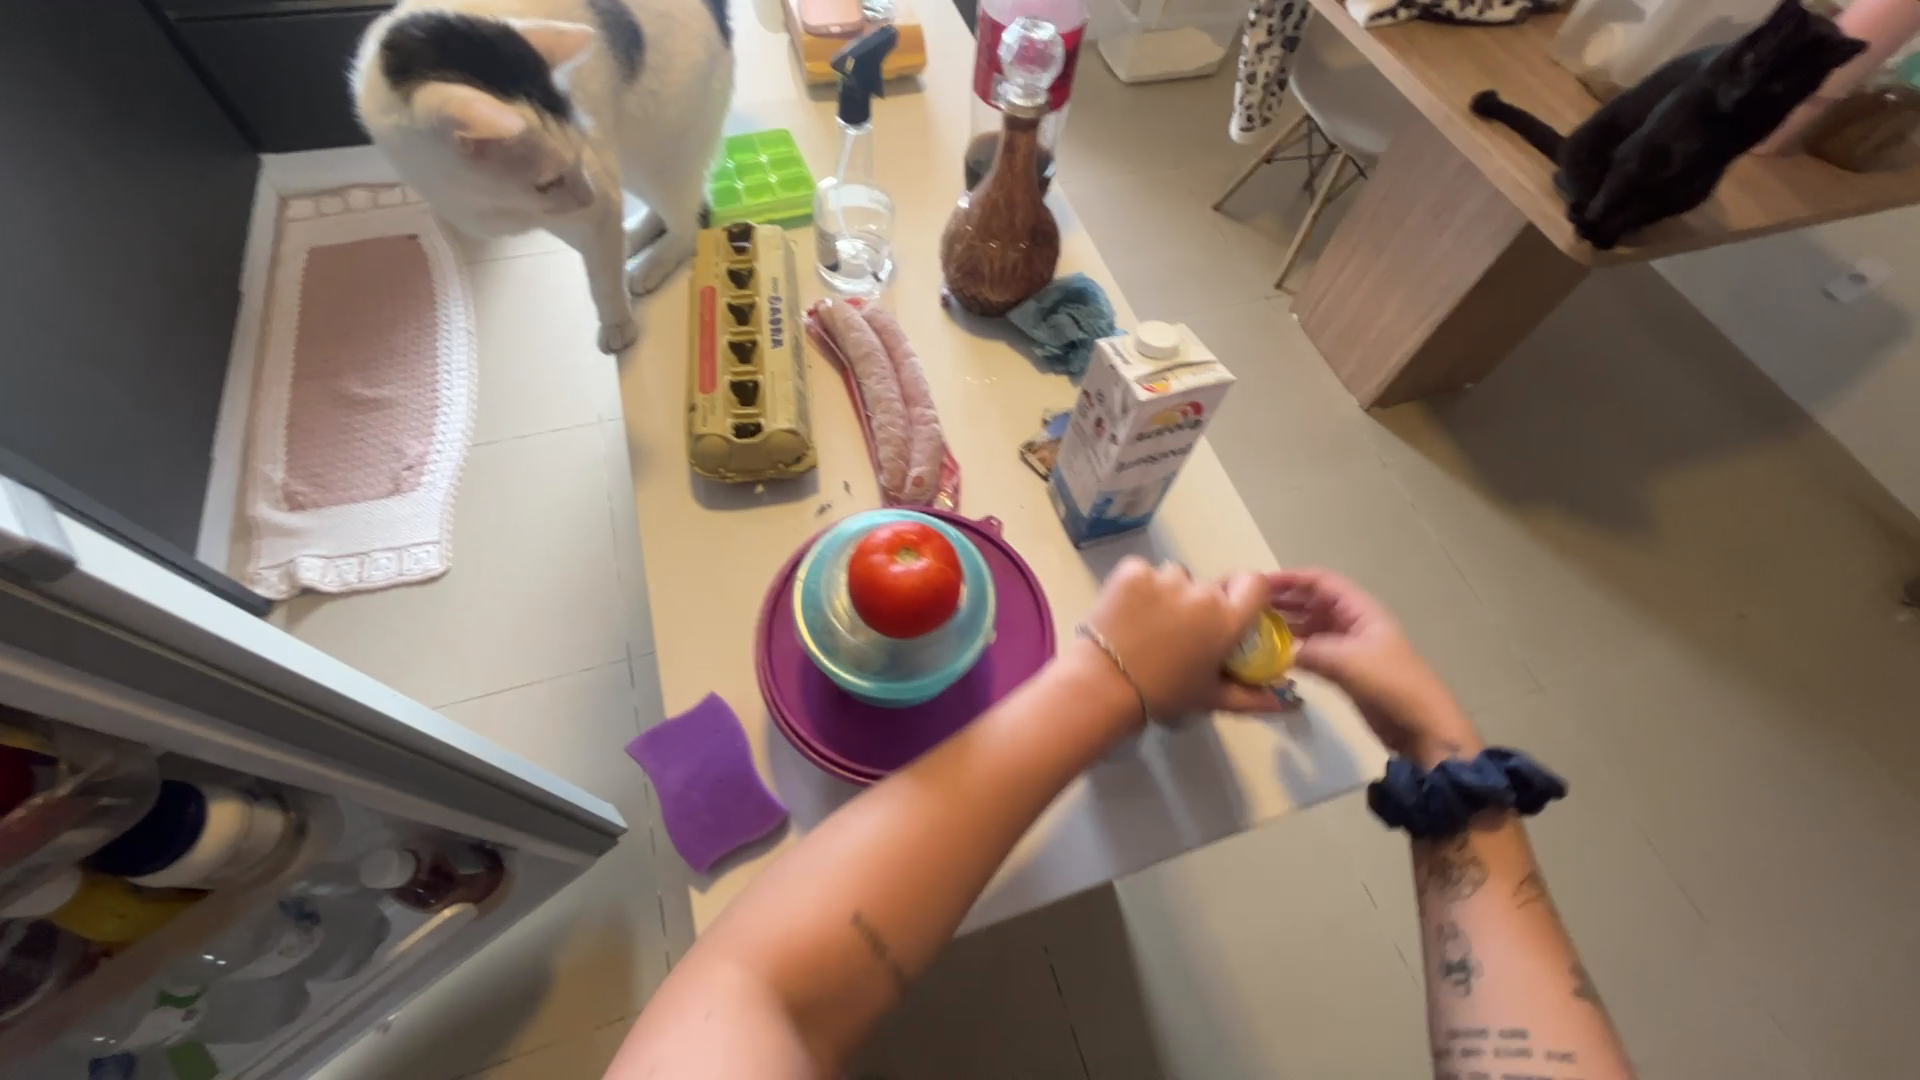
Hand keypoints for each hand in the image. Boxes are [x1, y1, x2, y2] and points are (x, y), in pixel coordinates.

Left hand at [1077, 557, 1284, 728]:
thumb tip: (1288, 700)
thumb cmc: (1162, 694)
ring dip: (1167, 592)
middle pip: (1208, 586)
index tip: (1227, 609)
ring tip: (1147, 623)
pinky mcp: (1131, 571)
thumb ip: (1253, 696)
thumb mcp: (1211, 698)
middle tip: (1176, 633)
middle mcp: (1201, 593)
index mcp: (1227, 620)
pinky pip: (1143, 572)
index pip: (1255, 584)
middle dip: (1197, 604)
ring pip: (1174, 577)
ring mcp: (1164, 578)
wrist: (1103, 685)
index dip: (1243, 593)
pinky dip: (1137, 586)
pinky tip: (1127, 611)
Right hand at [1266, 568, 1479, 763]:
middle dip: (1283, 601)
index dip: (1291, 579)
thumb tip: (1275, 652)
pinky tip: (1271, 655)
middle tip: (1248, 607)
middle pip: (1313, 602)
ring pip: (1310, 627)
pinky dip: (1292, 650)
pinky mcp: (1344, 669)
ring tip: (1253, 630)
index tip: (1259, 584)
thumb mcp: (1345, 661)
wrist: (1421, 726)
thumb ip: (1307, 650)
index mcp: (1360, 610)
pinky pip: (1312, 651)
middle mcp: (1353, 622)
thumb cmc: (1390, 683)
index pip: (1321, 582)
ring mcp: (1349, 646)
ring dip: (1284, 626)